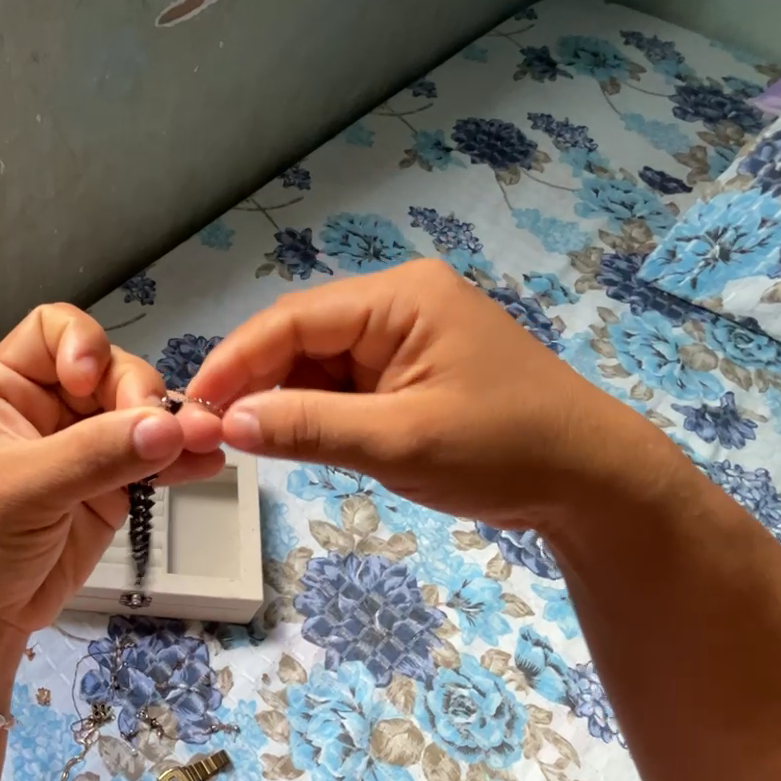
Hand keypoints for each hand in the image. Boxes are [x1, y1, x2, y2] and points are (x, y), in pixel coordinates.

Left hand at [0, 305, 226, 635]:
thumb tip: (169, 425)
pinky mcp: (114, 485)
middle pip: (112, 369)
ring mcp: (86, 445)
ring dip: (174, 425)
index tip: (90, 383)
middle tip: (165, 432)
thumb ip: (95, 454)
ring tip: (206, 442)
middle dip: (139, 396)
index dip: (83, 343)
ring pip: (141, 412)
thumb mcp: (25, 489)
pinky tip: (207, 466)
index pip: (53, 329)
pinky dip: (180, 460)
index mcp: (9, 388)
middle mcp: (51, 406)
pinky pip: (154, 459)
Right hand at [181, 259, 682, 530]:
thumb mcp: (399, 440)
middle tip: (207, 430)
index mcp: (399, 299)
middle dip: (250, 382)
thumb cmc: (503, 451)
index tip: (190, 407)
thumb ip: (308, 427)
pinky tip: (283, 436)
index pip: (292, 320)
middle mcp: (394, 306)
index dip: (234, 362)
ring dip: (275, 400)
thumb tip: (227, 423)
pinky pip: (336, 386)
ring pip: (311, 364)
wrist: (590, 482)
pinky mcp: (402, 373)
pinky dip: (306, 413)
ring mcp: (399, 340)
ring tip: (238, 439)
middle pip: (297, 337)